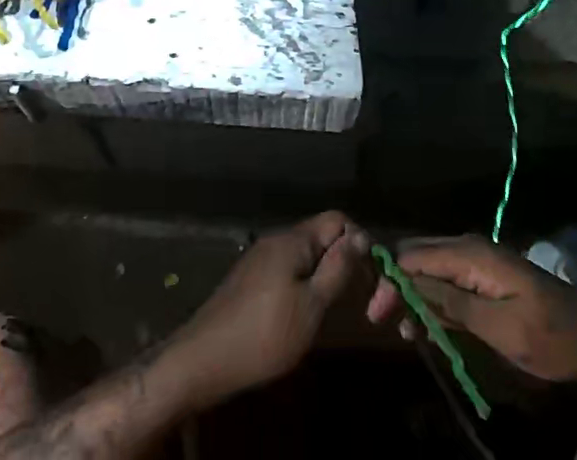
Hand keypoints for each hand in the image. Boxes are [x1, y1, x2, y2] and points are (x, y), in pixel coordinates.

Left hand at [162, 211, 368, 407]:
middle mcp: (276, 240)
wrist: (206, 357)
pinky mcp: (252, 278)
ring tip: (335, 309)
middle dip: (343, 261)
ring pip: (306, 255)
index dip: (358, 242)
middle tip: (359, 300)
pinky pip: (289, 269)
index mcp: (292, 240)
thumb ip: (337, 268)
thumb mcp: (311, 304)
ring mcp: (261, 258)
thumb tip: (361, 236)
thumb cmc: (265, 333)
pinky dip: (305, 284)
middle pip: (321, 236)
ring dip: (324, 275)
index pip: (336, 220)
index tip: (370, 277)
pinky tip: (306, 313)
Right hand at [366, 235, 576, 384]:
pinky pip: (449, 283)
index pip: (415, 256)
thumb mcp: (499, 326)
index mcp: (473, 255)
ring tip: (398, 326)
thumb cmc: (549, 337)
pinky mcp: (486, 281)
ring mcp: (480, 265)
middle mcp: (471, 250)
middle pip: (419, 258)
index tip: (375, 310)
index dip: (391, 279)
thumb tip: (409, 281)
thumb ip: (452, 301)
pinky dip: (433, 301)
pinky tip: (421, 324)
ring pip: (431, 270)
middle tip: (379, 317)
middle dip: (396, 285)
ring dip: (413, 295)